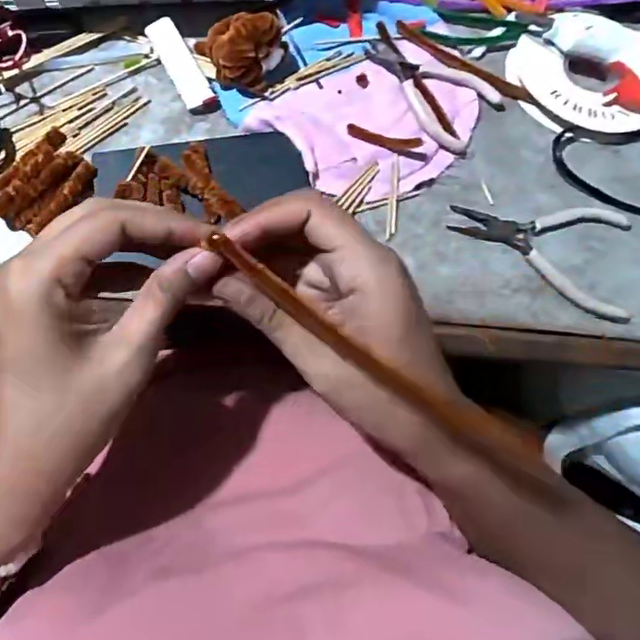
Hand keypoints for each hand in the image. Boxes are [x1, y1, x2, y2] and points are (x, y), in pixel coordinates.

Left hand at [0, 199, 210, 564]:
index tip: (209, 236)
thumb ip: (165, 296)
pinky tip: (157, 271)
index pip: (108, 222)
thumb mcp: (127, 356)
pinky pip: (81, 259)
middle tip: (200, 238)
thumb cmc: (71, 419)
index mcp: (36, 274)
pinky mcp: (33, 291)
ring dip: (137, 239)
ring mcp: (23, 275)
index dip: (164, 223)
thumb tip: (206, 254)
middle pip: (95, 217)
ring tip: (186, 250)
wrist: (20, 467)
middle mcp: (22, 261)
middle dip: (152, 224)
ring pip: (88, 233)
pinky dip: (120, 262)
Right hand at [189, 190, 462, 465]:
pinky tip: (239, 285)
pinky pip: (303, 271)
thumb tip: (214, 278)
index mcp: (365, 261)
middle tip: (211, 255)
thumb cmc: (379, 392)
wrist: (428, 428)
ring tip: (215, 269)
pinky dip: (271, 275)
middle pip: (302, 222)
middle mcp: (361, 256)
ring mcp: (354, 274)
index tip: (224, 242)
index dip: (263, 218)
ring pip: (299, 245)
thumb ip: (266, 310)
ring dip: (258, 254)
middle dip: (255, 234)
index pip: (310, 210)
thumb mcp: (315, 354)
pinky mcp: (346, 293)